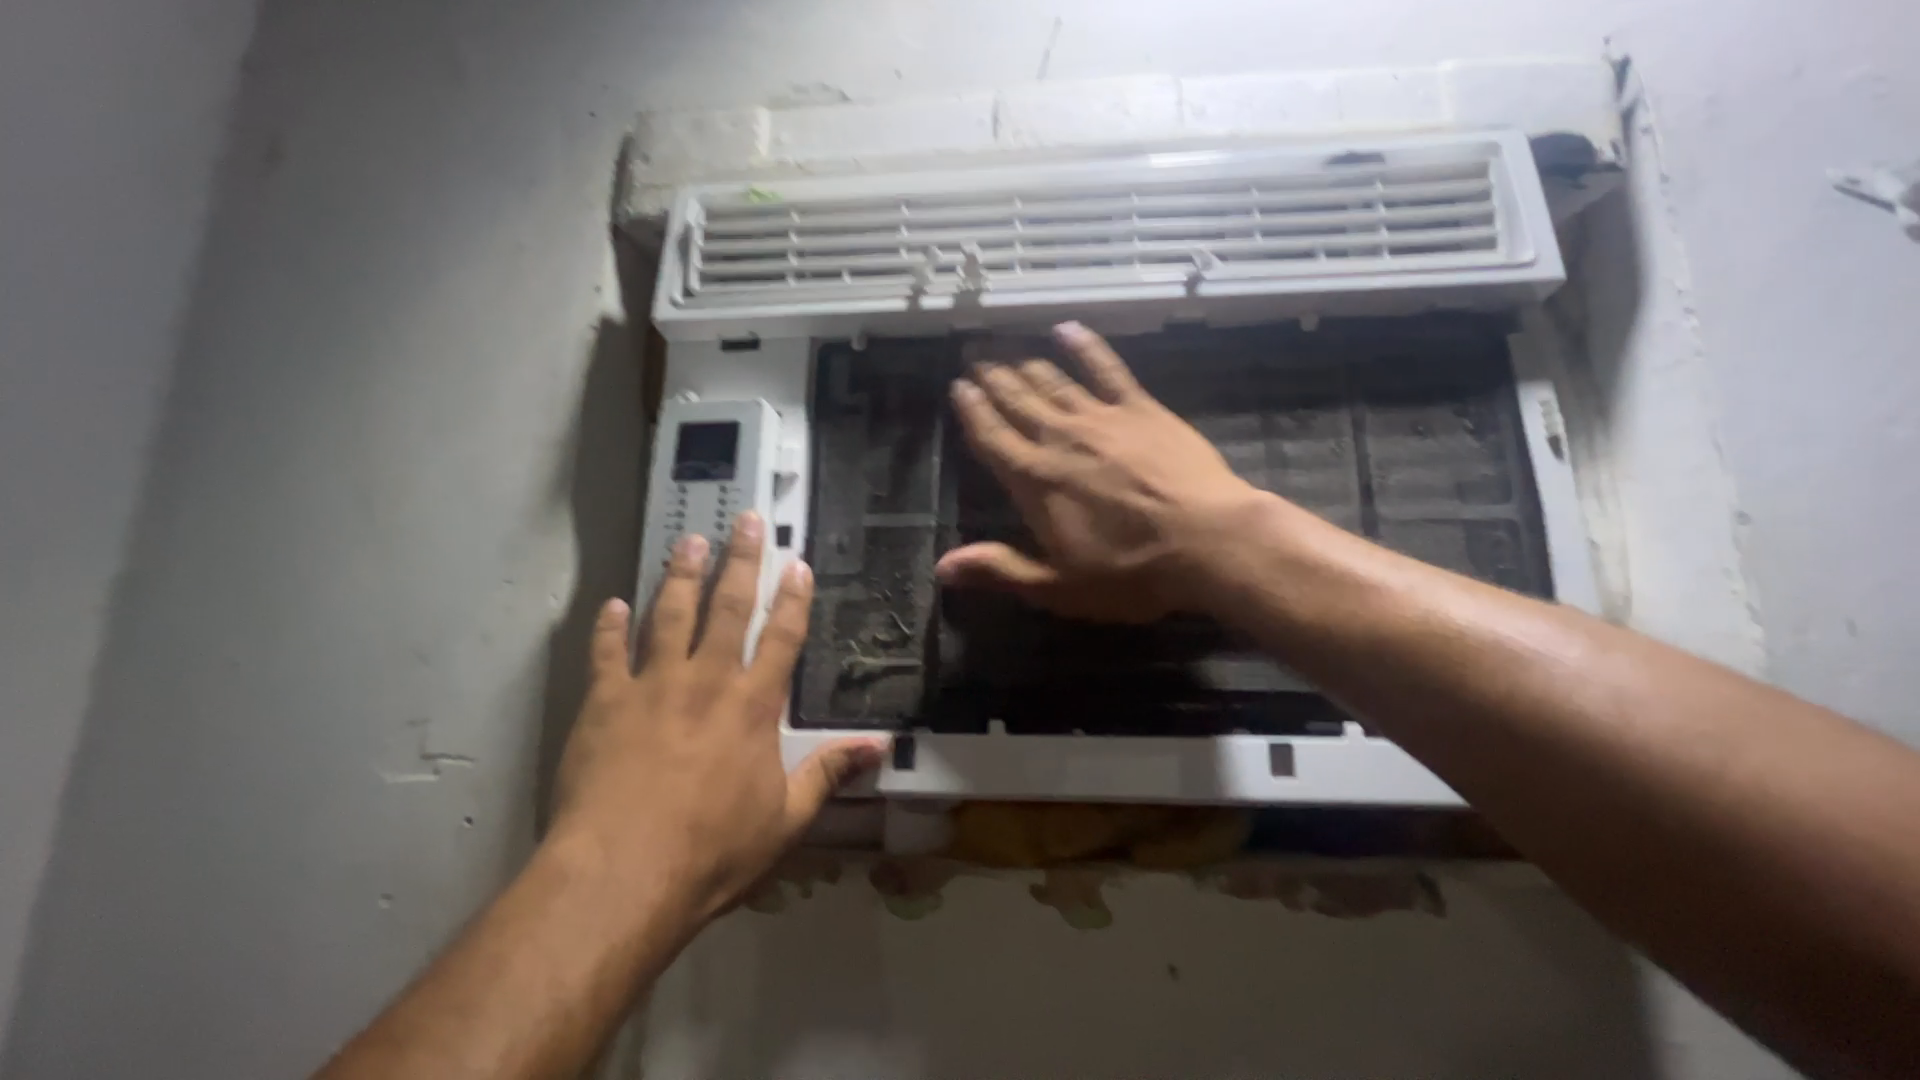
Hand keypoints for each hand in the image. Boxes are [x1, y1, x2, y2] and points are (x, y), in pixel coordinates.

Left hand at [550, 513, 884, 921]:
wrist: (623, 872)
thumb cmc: (713, 851)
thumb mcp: (786, 820)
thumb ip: (828, 774)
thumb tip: (880, 746)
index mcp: (753, 707)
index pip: (781, 639)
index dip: (792, 599)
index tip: (796, 563)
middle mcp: (706, 681)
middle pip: (727, 609)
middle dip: (740, 562)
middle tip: (745, 519)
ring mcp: (651, 686)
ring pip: (669, 615)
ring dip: (681, 576)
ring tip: (689, 540)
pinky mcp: (603, 702)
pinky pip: (606, 653)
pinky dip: (609, 627)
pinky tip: (612, 604)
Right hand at [936, 322, 1267, 622]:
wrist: (1208, 542)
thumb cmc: (1131, 573)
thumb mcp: (1058, 587)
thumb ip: (999, 569)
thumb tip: (942, 567)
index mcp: (1034, 482)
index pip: (991, 438)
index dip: (972, 412)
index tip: (958, 388)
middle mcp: (1059, 440)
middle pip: (1018, 402)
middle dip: (994, 381)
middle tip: (975, 360)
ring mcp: (1101, 419)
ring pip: (1054, 383)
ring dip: (1028, 367)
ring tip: (1010, 355)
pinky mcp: (1142, 409)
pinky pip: (1107, 370)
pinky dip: (1086, 348)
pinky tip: (1068, 330)